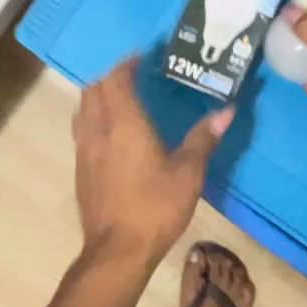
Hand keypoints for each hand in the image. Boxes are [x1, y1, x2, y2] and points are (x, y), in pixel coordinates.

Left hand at [73, 58, 231, 264]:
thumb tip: (226, 110)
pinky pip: (82, 130)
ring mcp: (84, 149)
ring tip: (120, 100)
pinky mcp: (80, 169)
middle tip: (133, 75)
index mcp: (124, 122)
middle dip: (111, 77)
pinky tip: (111, 134)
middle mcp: (98, 129)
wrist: (117, 250)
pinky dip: (93, 119)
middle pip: (94, 89)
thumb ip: (203, 138)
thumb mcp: (188, 173)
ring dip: (99, 96)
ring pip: (83, 109)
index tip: (142, 56)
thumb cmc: (155, 207)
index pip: (117, 79)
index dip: (127, 64)